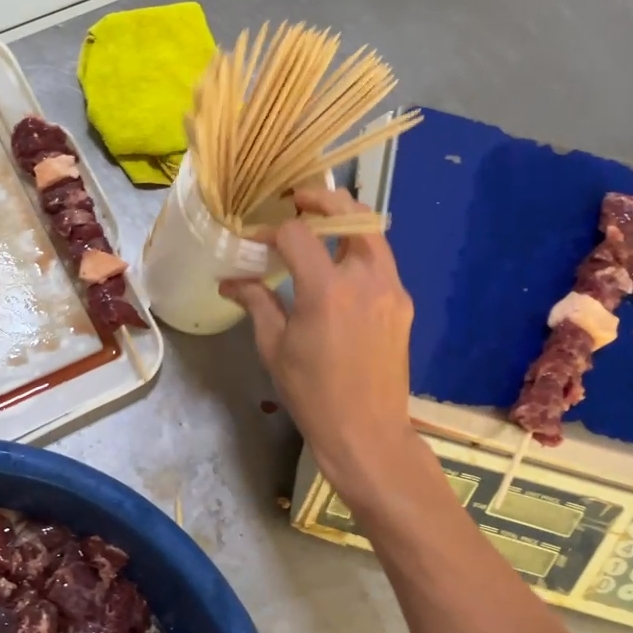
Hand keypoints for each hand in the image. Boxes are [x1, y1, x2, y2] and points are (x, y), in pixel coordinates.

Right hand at [222, 189, 426, 502]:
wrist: (367, 433)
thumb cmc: (312, 394)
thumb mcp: (274, 347)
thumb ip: (257, 303)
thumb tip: (230, 281)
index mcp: (327, 290)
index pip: (298, 234)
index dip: (272, 230)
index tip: (255, 241)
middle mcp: (366, 279)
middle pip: (350, 213)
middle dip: (321, 200)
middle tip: (296, 202)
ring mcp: (391, 290)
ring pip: (372, 233)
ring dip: (344, 222)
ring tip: (318, 228)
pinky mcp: (402, 304)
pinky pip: (381, 261)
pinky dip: (357, 250)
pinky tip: (337, 269)